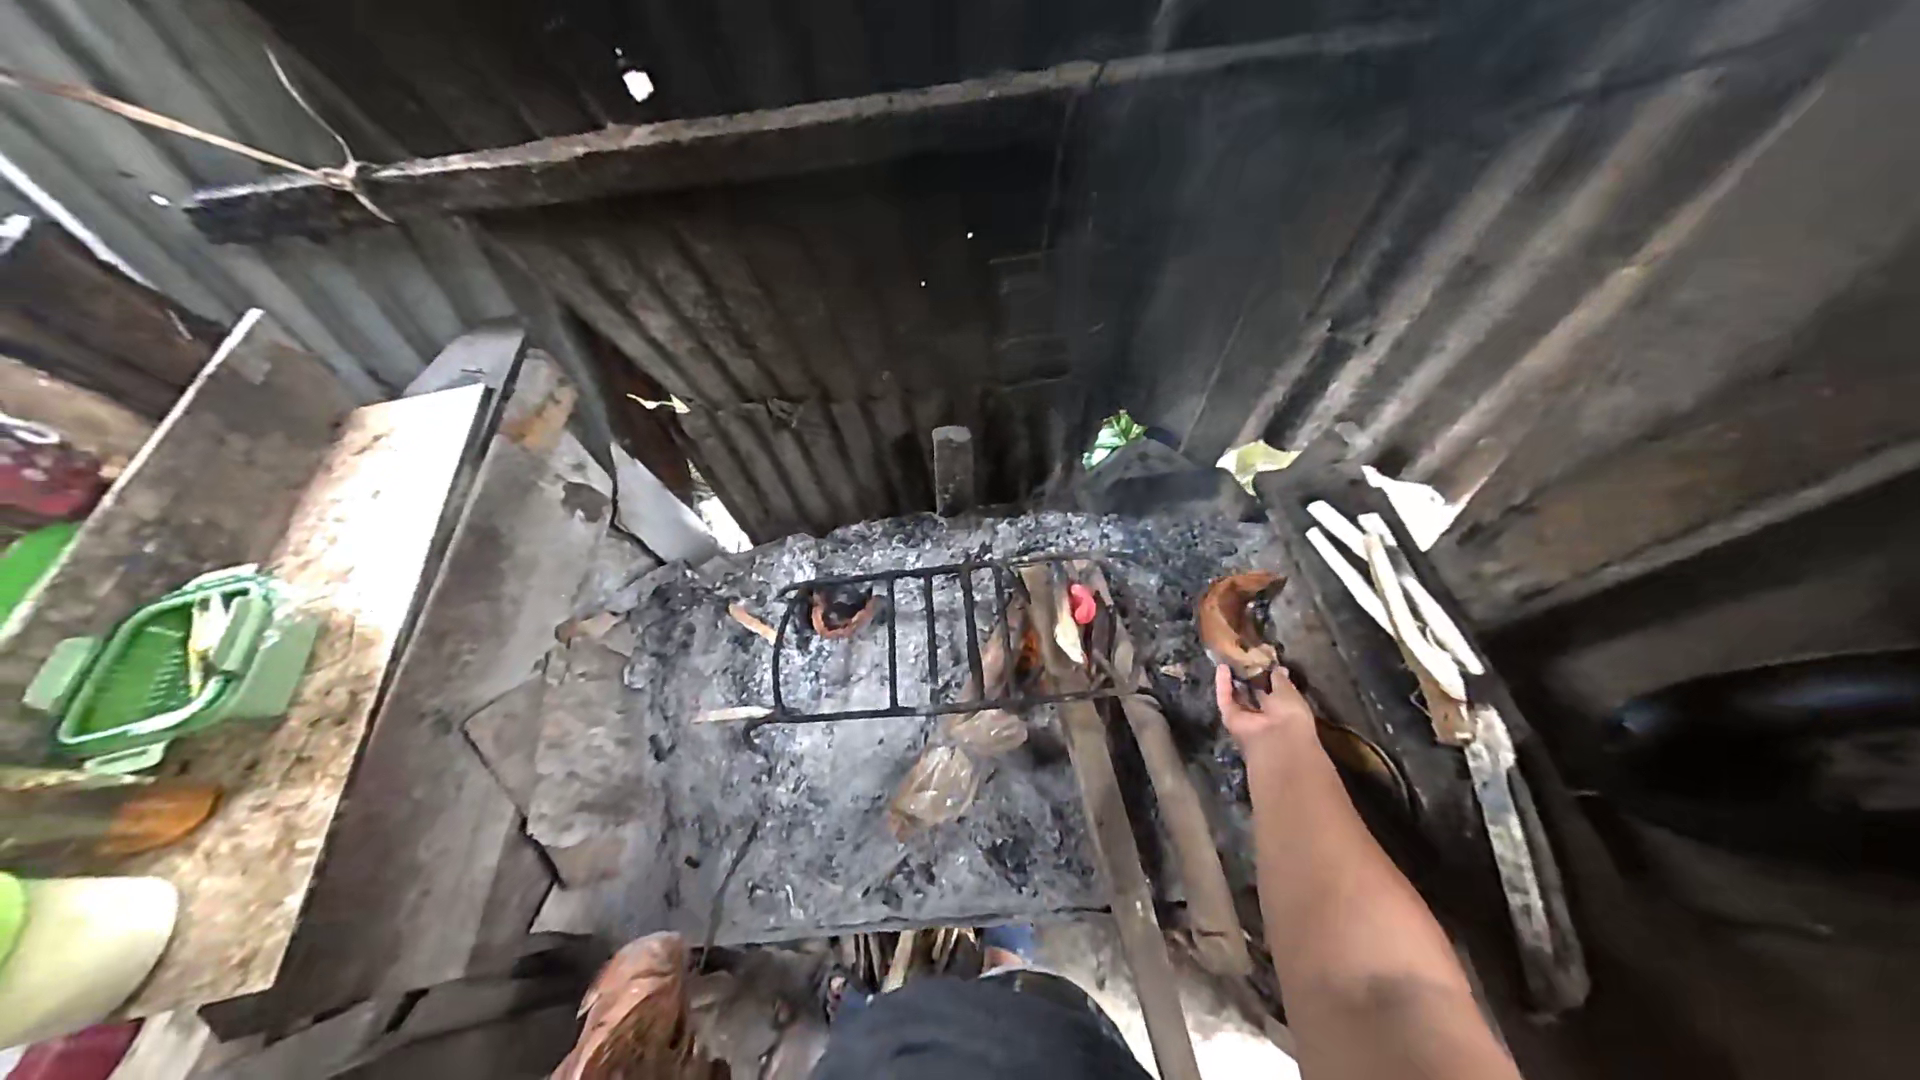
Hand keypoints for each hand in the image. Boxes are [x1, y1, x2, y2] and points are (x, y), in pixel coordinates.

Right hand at [1215, 662, 1313, 748]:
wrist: (1278, 739)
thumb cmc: (1292, 715)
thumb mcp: (1289, 692)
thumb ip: (1281, 680)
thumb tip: (1279, 669)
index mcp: (1283, 710)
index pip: (1273, 691)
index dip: (1267, 677)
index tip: (1263, 662)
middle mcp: (1263, 715)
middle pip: (1252, 693)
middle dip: (1247, 677)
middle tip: (1242, 657)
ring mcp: (1245, 717)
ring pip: (1236, 696)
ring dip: (1232, 678)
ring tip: (1228, 658)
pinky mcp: (1230, 717)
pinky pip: (1225, 699)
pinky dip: (1223, 683)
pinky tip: (1222, 667)